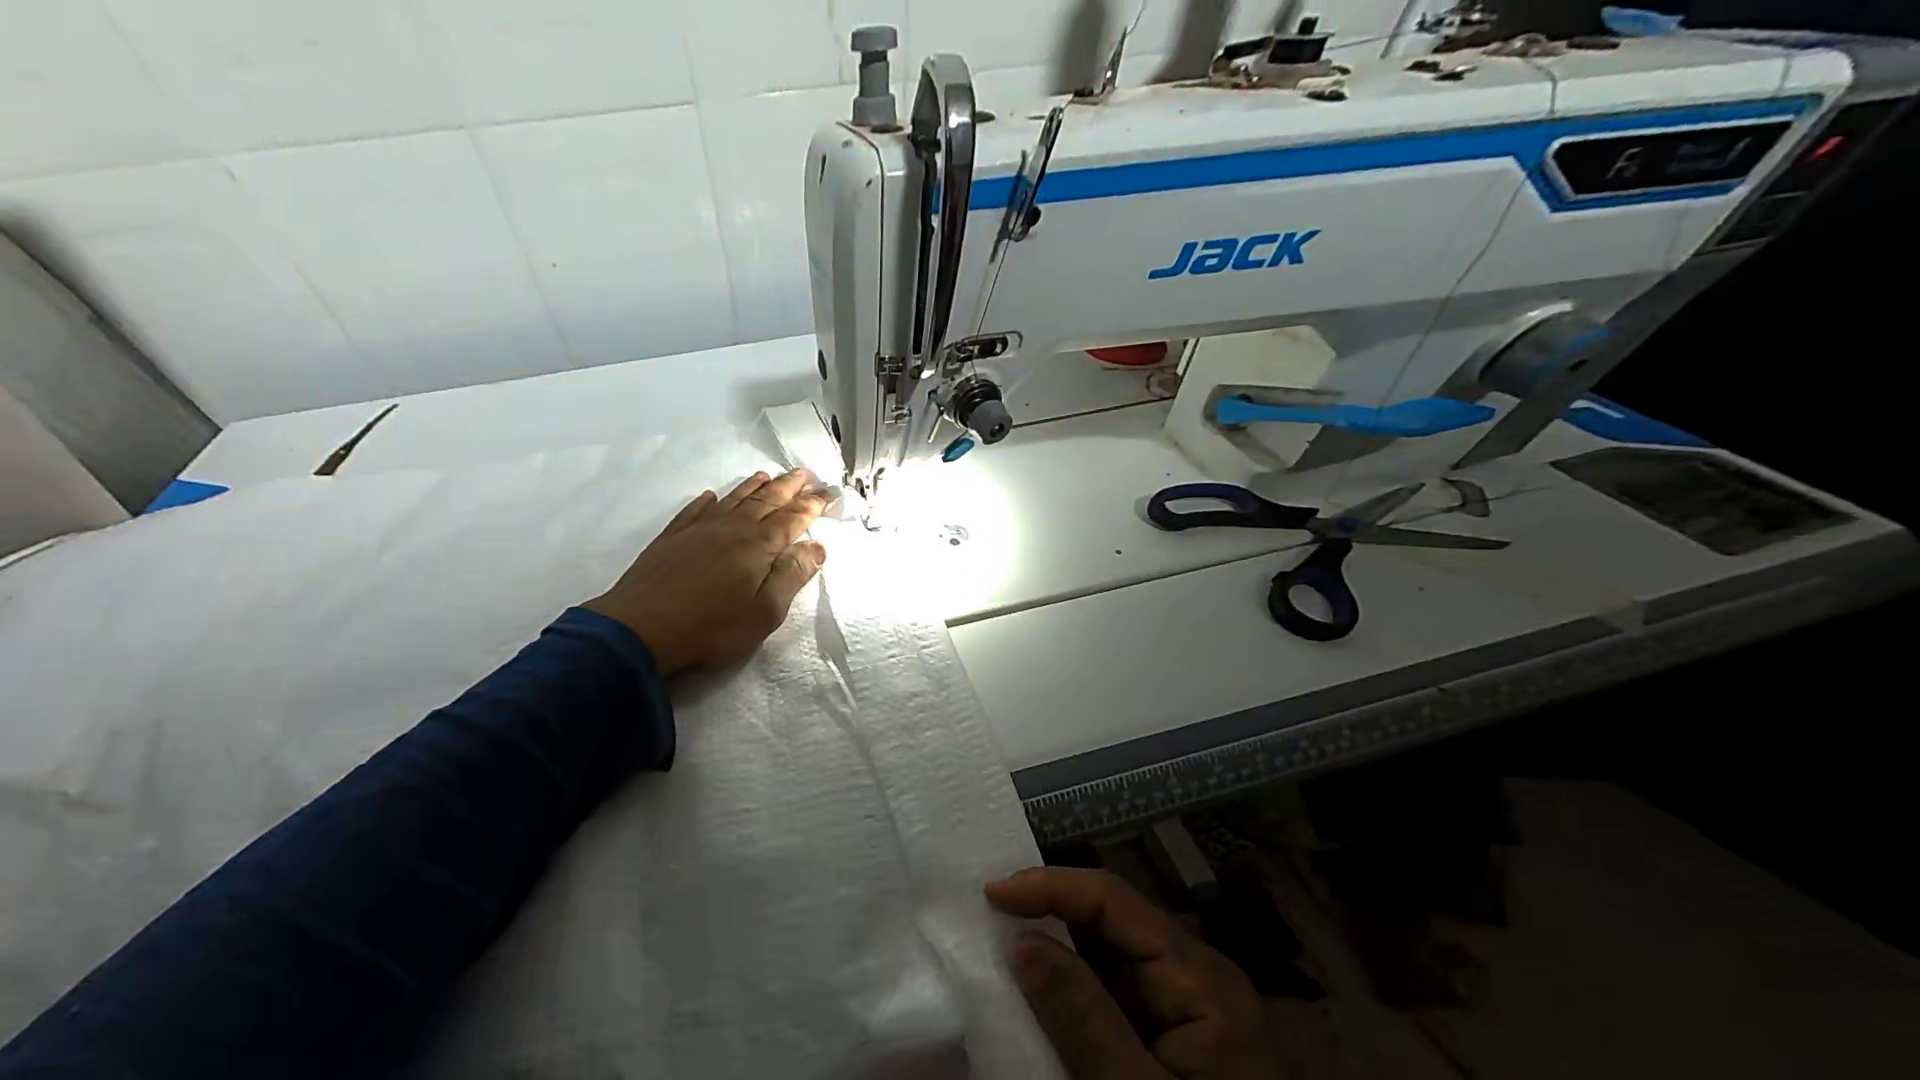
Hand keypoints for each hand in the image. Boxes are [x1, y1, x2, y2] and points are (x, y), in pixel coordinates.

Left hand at [585, 469, 827, 675]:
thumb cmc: (710, 628)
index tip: (829, 494)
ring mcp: (698, 531)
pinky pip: (694, 511)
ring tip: (768, 476)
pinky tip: (711, 496)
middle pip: (766, 500)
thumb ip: (792, 576)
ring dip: (754, 486)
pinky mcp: (671, 539)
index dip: (813, 505)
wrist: (638, 631)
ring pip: (733, 499)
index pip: (793, 518)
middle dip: (789, 486)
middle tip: (805, 475)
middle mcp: (731, 529)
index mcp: (758, 546)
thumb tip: (816, 547)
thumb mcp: (764, 613)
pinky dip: (708, 501)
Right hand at [986, 867, 1279, 1079]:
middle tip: (990, 910)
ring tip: (1003, 937)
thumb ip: (1082, 1019)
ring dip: (1057, 943)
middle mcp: (1193, 973)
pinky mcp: (1171, 1031)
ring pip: (1109, 951)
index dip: (1051, 885)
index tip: (992, 892)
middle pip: (1112, 918)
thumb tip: (1022, 939)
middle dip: (1050, 907)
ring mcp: (1184, 1002)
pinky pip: (1115, 988)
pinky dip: (1073, 983)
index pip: (1115, 900)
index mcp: (1198, 976)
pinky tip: (1039, 987)